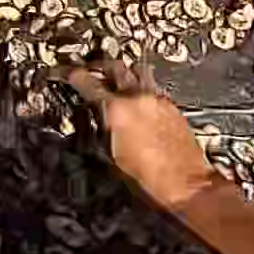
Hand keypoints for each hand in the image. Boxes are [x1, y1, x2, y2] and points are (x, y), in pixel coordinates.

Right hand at [64, 58, 221, 211]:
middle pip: (114, 66)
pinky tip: (135, 99)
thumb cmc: (149, 177)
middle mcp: (137, 98)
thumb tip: (93, 113)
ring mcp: (157, 100)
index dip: (71, 74)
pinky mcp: (171, 107)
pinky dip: (139, 87)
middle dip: (98, 66)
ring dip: (122, 72)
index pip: (85, 80)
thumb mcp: (109, 152)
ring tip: (114, 78)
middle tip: (89, 69)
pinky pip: (151, 87)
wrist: (188, 187)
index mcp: (116, 108)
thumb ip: (100, 124)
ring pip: (136, 71)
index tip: (66, 72)